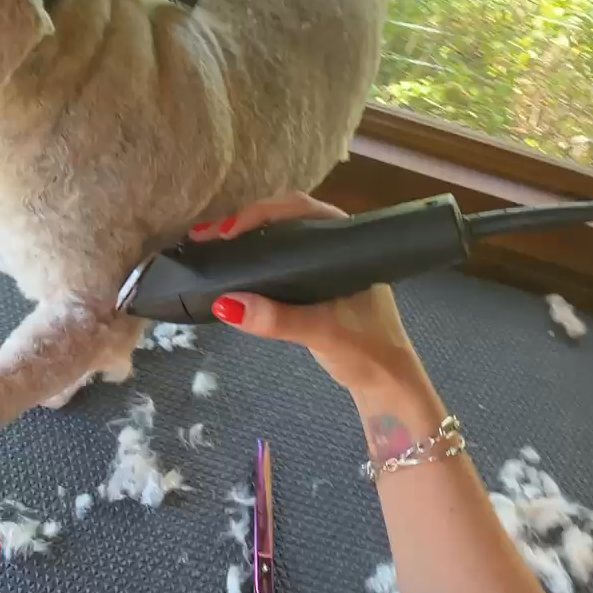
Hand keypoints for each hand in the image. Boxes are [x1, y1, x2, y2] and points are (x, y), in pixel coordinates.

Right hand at [192, 193, 431, 402]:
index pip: (297, 209)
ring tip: (208, 245)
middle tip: (206, 236)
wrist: (386, 383)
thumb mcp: (320, 332)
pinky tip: (230, 266)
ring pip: (277, 238)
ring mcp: (322, 264)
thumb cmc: (366, 350)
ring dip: (244, 241)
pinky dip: (251, 259)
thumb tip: (225, 304)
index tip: (226, 231)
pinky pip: (276, 260)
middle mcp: (333, 244)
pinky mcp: (311, 284)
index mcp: (345, 241)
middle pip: (282, 218)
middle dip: (242, 223)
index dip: (259, 214)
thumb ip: (277, 319)